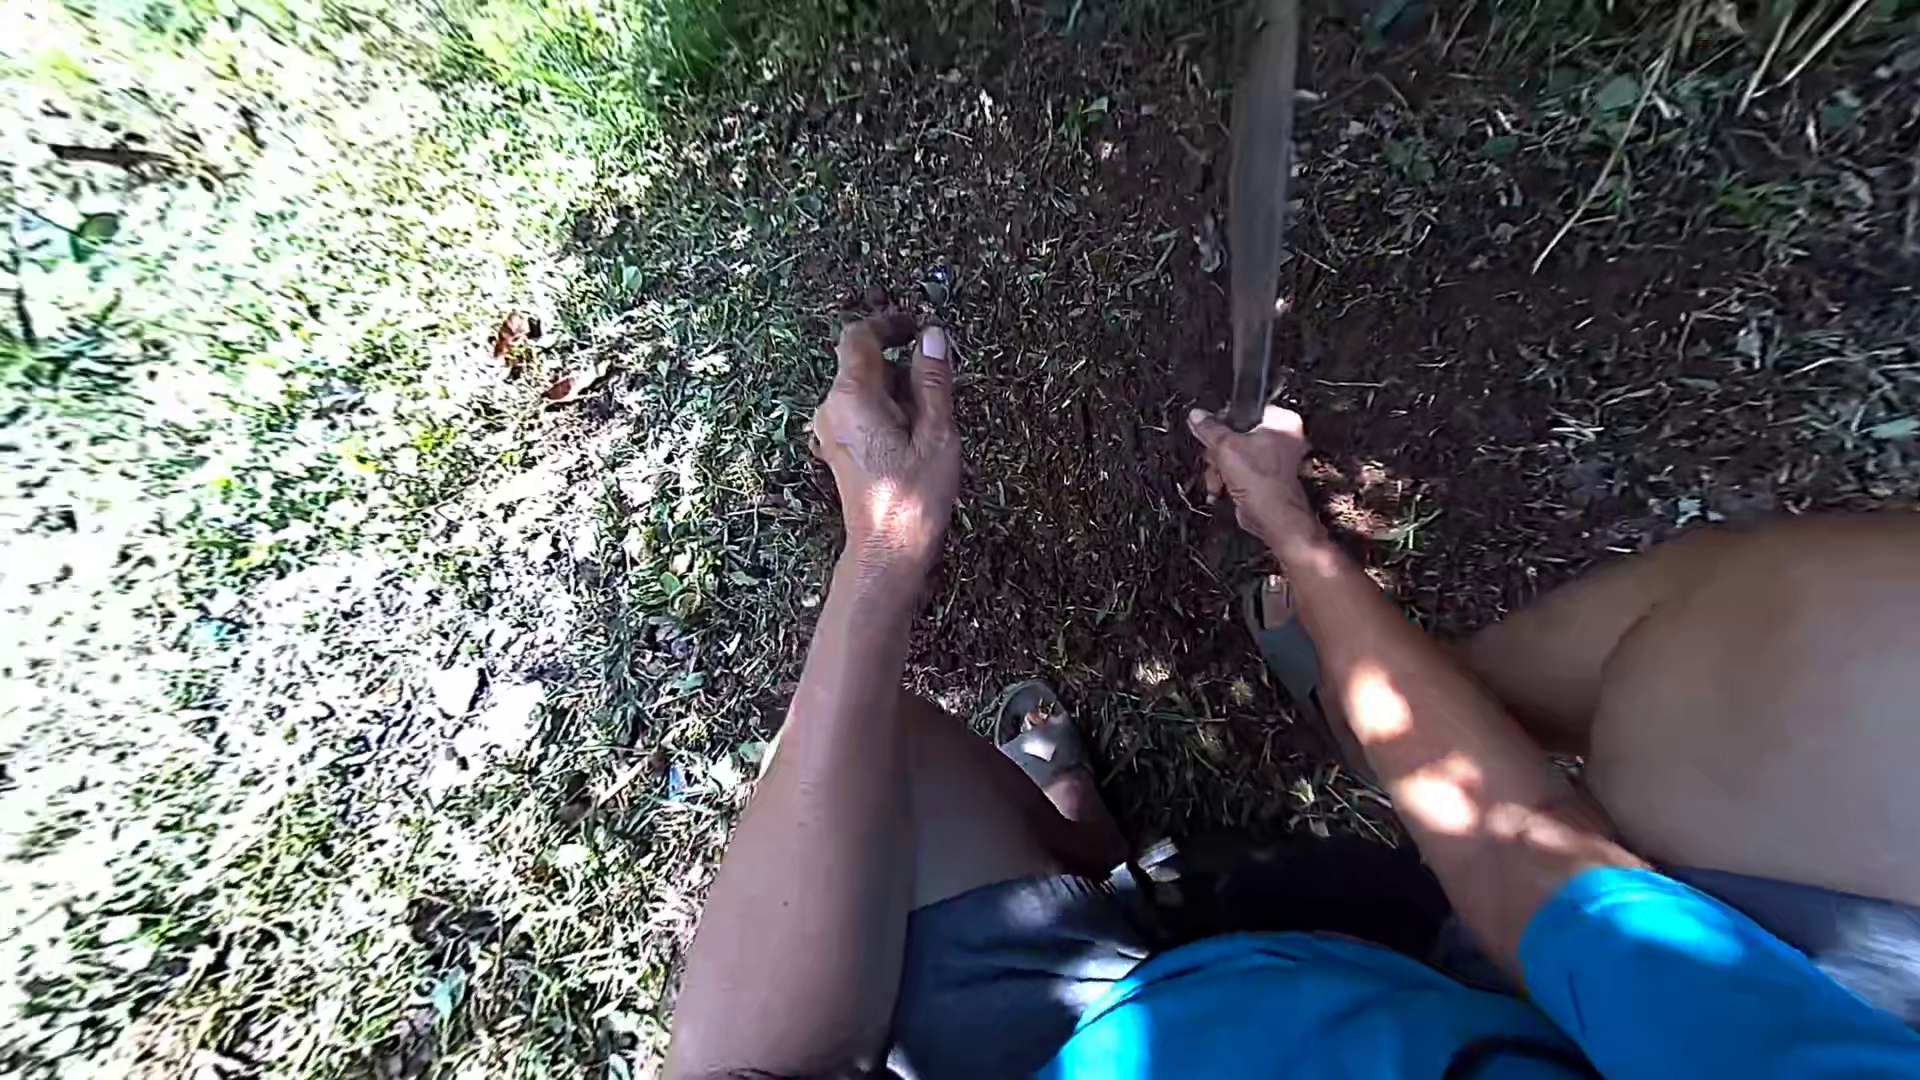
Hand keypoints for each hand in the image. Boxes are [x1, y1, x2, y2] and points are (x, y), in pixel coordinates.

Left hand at [811, 315, 959, 588]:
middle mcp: (832, 410)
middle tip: (939, 389)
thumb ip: (933, 381)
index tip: (918, 327)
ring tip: (931, 424)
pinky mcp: (837, 450)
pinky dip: (887, 412)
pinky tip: (913, 439)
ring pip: (864, 391)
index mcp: (852, 398)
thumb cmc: (915, 497)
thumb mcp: (936, 434)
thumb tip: (934, 336)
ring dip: (898, 392)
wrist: (887, 552)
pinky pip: (860, 414)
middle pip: (863, 365)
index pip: (859, 337)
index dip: (889, 324)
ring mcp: (831, 432)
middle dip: (902, 367)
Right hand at [1187, 404, 1322, 548]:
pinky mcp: (1261, 475)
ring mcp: (1270, 457)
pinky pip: (1234, 469)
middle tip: (1218, 463)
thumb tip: (1196, 415)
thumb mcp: (1226, 447)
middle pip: (1232, 436)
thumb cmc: (1261, 482)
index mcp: (1279, 421)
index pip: (1241, 411)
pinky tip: (1223, 488)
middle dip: (1217, 455)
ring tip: (1220, 481)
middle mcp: (1278, 437)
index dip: (1223, 425)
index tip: (1214, 437)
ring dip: (1217, 470)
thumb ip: (1209, 429)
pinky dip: (1225, 479)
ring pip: (1229, 455)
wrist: (1271, 517)